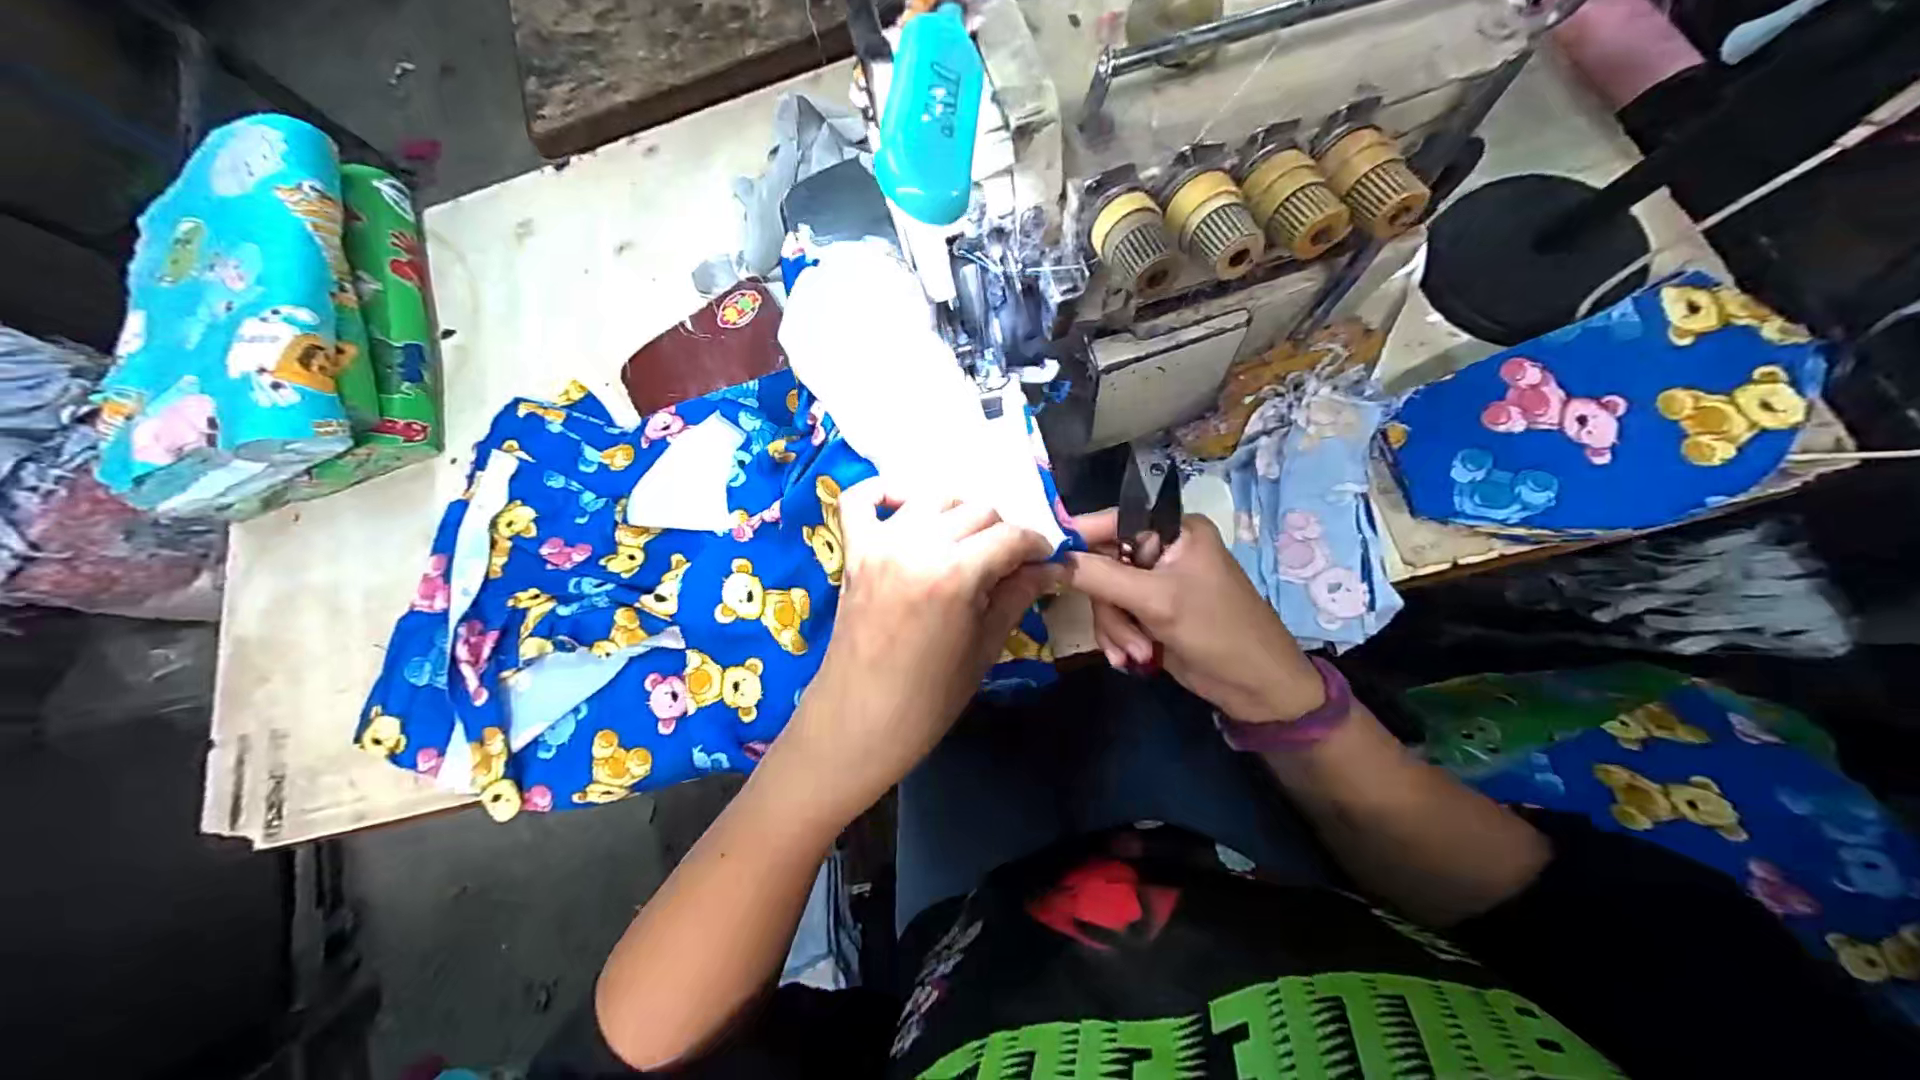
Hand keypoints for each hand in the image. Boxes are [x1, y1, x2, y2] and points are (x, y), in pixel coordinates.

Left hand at [771, 479, 1061, 818]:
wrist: (858, 720)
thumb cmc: (929, 698)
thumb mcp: (985, 647)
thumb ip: (1017, 596)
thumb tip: (1053, 570)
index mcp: (955, 574)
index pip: (1011, 536)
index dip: (1037, 546)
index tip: (1045, 562)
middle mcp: (917, 545)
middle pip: (977, 511)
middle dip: (1003, 533)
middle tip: (1008, 565)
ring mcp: (880, 544)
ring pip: (933, 498)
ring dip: (959, 514)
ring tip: (968, 545)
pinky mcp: (853, 551)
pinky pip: (861, 499)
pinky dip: (886, 493)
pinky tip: (908, 508)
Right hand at [1069, 510, 1324, 723]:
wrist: (1258, 688)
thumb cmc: (1217, 631)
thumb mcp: (1155, 601)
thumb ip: (1099, 576)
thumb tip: (1048, 558)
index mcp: (1173, 530)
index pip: (1110, 521)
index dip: (1078, 540)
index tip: (1045, 560)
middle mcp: (1161, 550)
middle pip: (1102, 564)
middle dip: (1109, 606)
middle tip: (1125, 637)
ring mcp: (1156, 583)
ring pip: (1104, 595)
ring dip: (1114, 628)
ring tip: (1136, 654)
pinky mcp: (1151, 612)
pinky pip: (1115, 616)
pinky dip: (1120, 638)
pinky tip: (1134, 659)